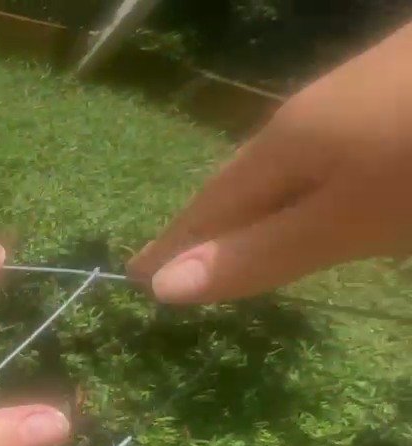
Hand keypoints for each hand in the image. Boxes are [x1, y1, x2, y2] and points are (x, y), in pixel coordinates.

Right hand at [129, 24, 411, 303]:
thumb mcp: (361, 217)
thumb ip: (264, 253)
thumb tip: (160, 288)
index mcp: (289, 139)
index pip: (208, 206)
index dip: (174, 245)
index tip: (138, 276)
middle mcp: (328, 102)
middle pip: (261, 173)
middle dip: (228, 216)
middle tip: (202, 255)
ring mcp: (393, 78)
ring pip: (322, 147)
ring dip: (296, 190)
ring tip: (283, 222)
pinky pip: (378, 130)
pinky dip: (359, 166)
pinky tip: (378, 177)